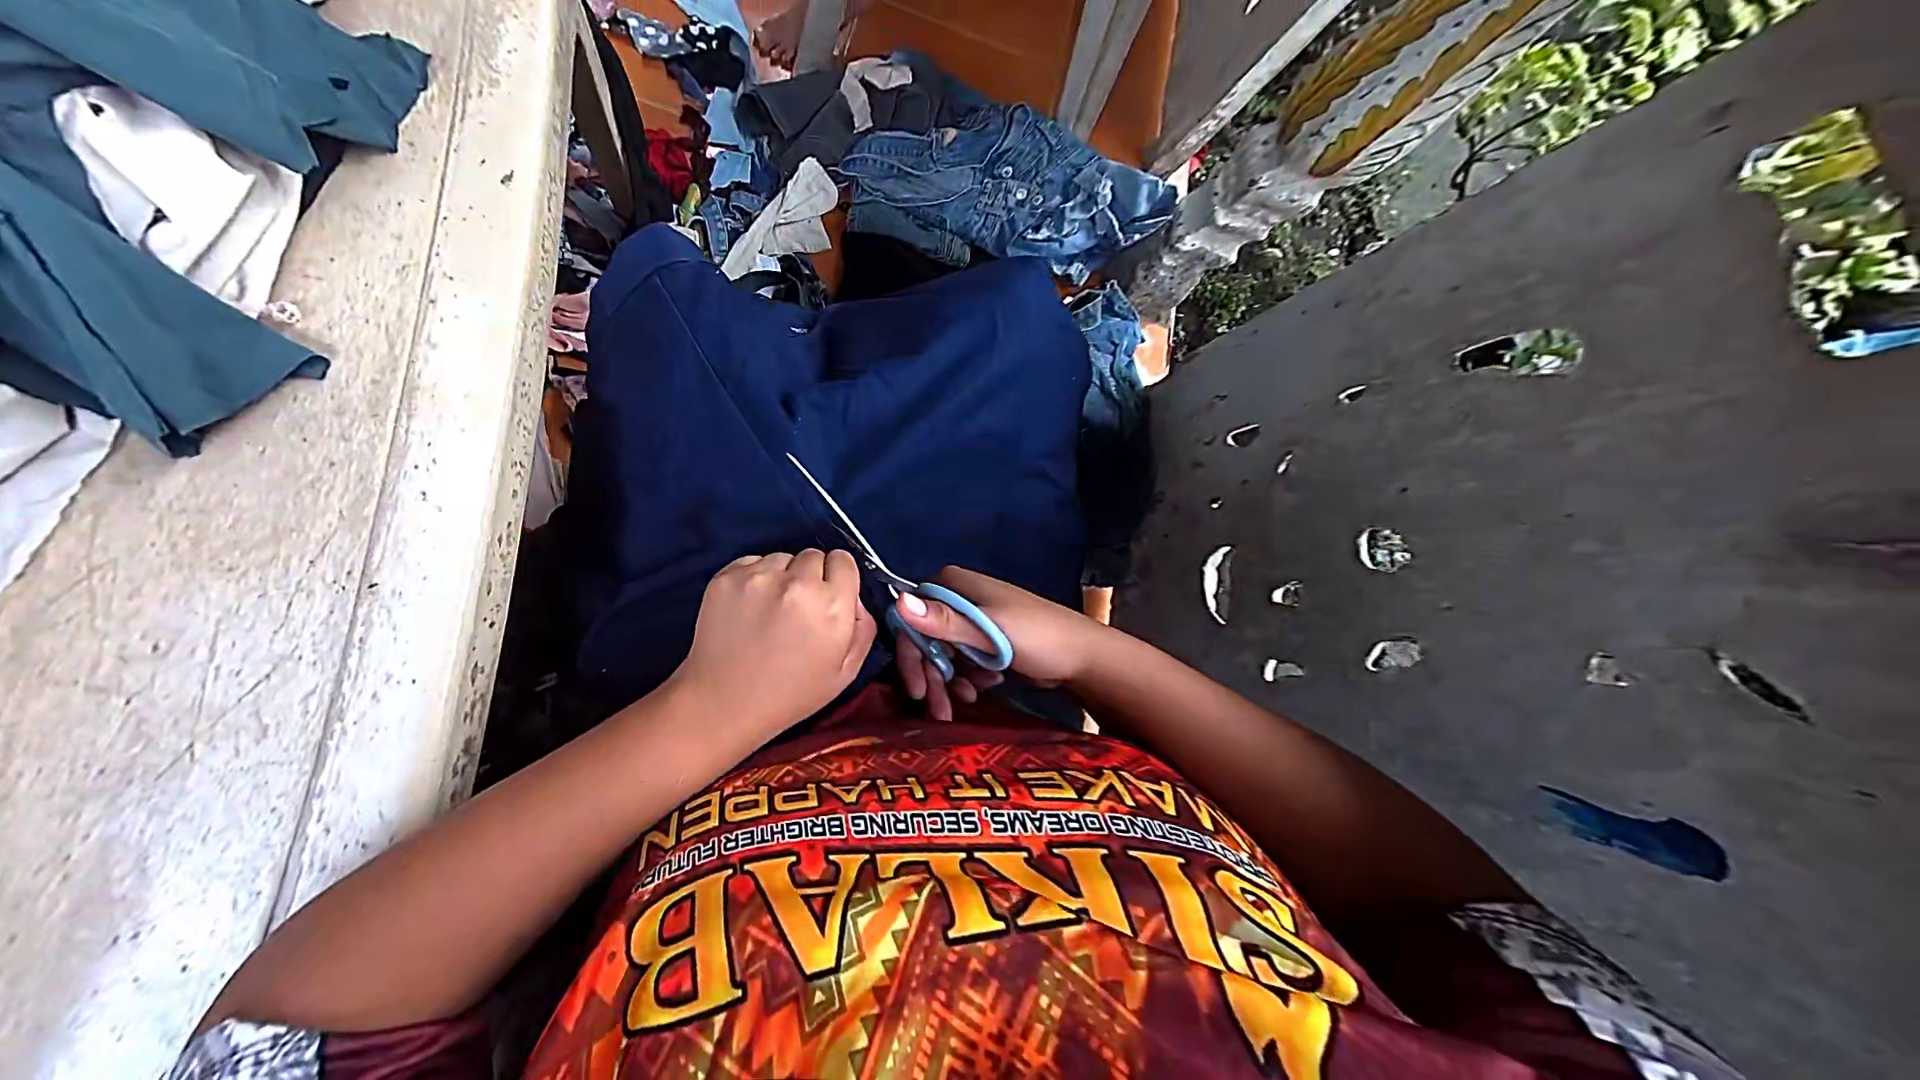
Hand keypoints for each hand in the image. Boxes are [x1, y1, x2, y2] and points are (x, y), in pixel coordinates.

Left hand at [670, 550, 876, 736]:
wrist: (724, 703)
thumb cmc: (790, 694)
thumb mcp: (846, 672)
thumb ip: (863, 629)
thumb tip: (856, 599)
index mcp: (832, 605)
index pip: (843, 560)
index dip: (838, 577)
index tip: (829, 595)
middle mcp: (798, 584)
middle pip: (813, 556)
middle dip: (811, 577)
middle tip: (799, 608)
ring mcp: (759, 578)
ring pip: (781, 558)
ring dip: (782, 576)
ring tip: (771, 609)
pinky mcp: (727, 578)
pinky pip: (751, 562)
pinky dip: (754, 578)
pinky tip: (749, 608)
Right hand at [891, 566, 1111, 721]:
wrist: (1084, 658)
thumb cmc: (1038, 637)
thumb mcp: (989, 631)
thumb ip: (944, 621)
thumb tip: (898, 602)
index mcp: (957, 586)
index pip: (913, 616)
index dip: (911, 652)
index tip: (916, 686)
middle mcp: (961, 599)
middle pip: (927, 639)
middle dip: (932, 676)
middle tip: (938, 710)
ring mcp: (976, 621)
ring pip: (944, 654)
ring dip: (950, 682)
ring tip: (966, 702)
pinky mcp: (988, 641)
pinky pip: (963, 661)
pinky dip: (969, 679)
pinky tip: (984, 689)